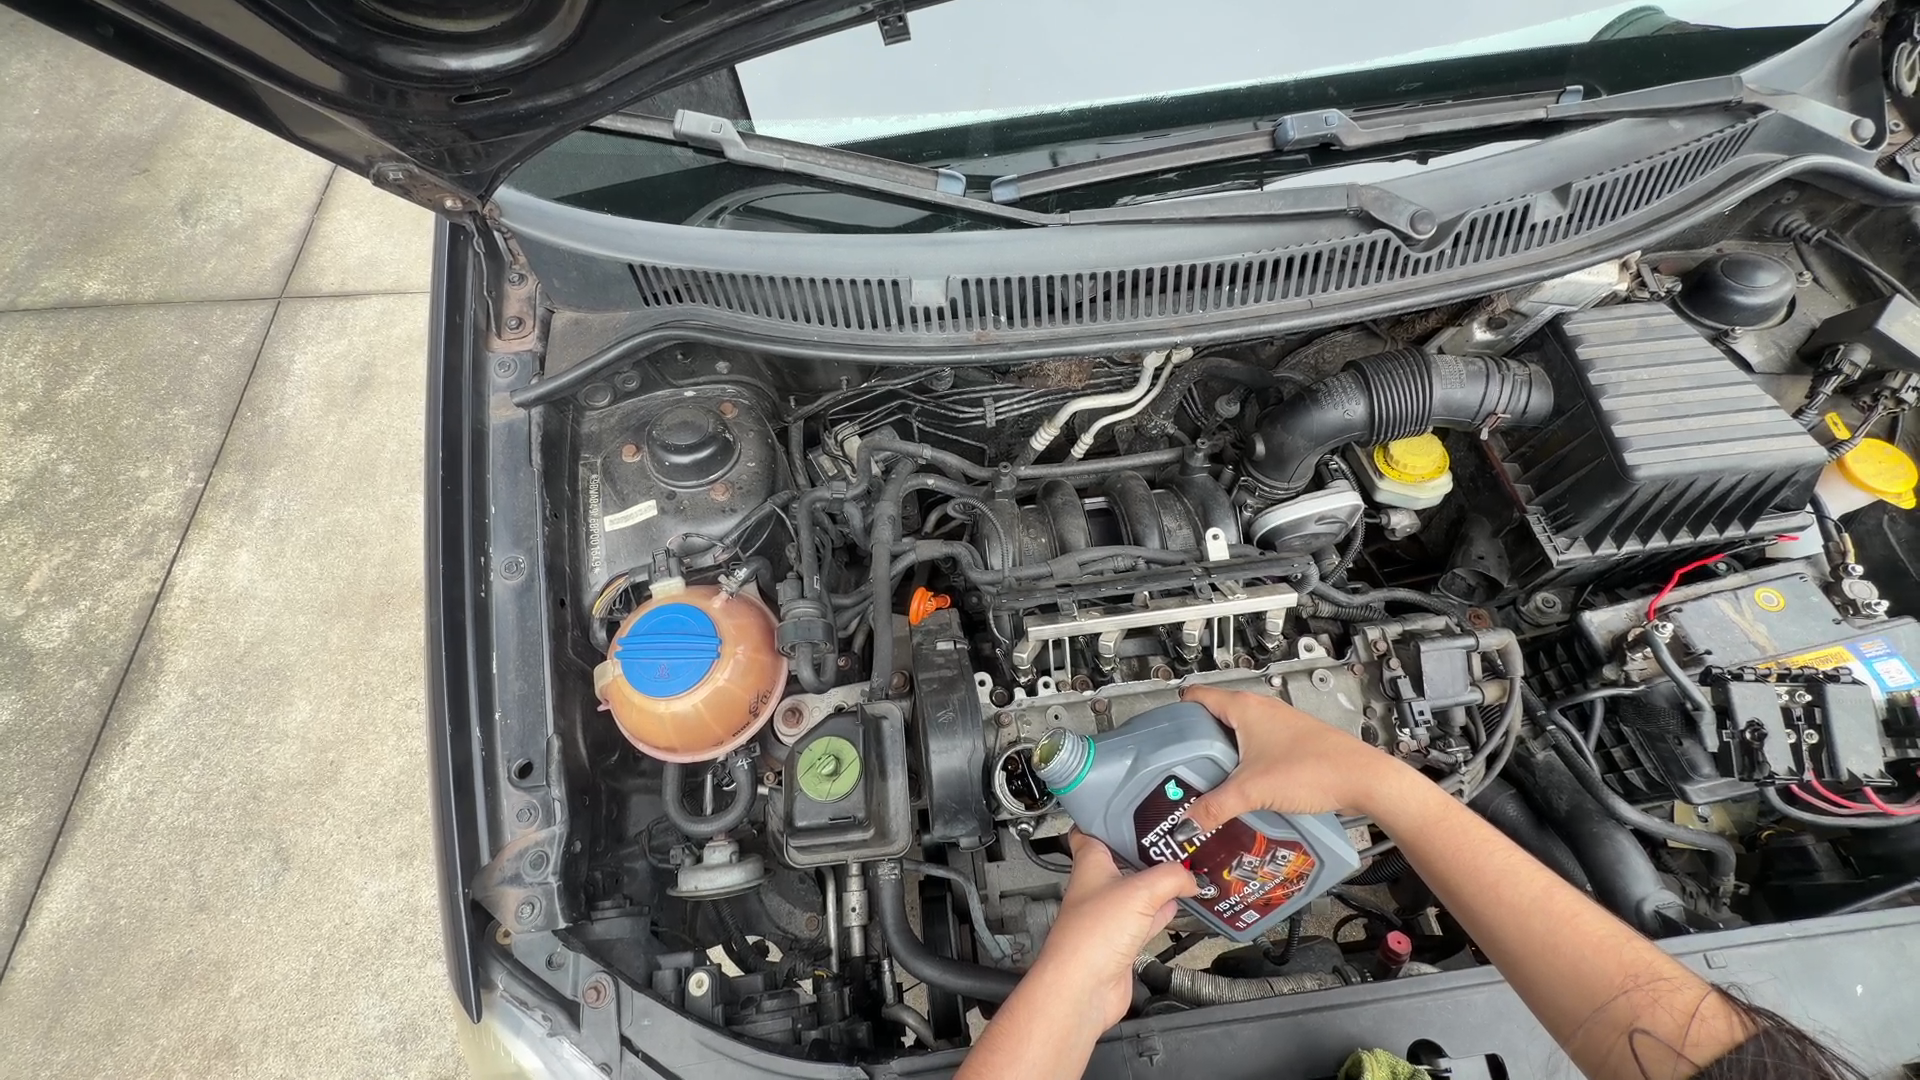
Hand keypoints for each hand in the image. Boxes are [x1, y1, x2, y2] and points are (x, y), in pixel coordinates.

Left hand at [1025, 832, 1197, 1030]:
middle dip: (1144, 851)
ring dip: (1158, 882)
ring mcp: (1109, 913)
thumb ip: (1170, 878)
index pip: (1092, 830)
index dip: (1108, 819)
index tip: (1129, 809)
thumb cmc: (1091, 935)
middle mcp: (1097, 885)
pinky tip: (1176, 904)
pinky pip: (1146, 918)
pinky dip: (1162, 911)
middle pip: (1121, 859)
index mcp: (1090, 861)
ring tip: (1182, 868)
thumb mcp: (1139, 892)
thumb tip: (1190, 876)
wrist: (1084, 987)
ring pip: (1137, 889)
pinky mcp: (1122, 939)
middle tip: (1170, 840)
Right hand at [1176, 685, 1410, 830]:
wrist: (1365, 780)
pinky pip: (1256, 744)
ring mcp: (1277, 723)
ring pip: (1236, 731)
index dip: (1176, 713)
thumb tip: (1185, 825)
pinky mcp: (1292, 740)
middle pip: (1213, 715)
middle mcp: (1259, 707)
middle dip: (1196, 740)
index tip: (1163, 736)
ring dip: (1222, 752)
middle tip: (1181, 766)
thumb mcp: (1253, 791)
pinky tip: (1243, 785)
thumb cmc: (1313, 770)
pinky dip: (1244, 760)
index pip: (1195, 696)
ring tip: (1208, 779)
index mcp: (1243, 705)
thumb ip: (1214, 808)